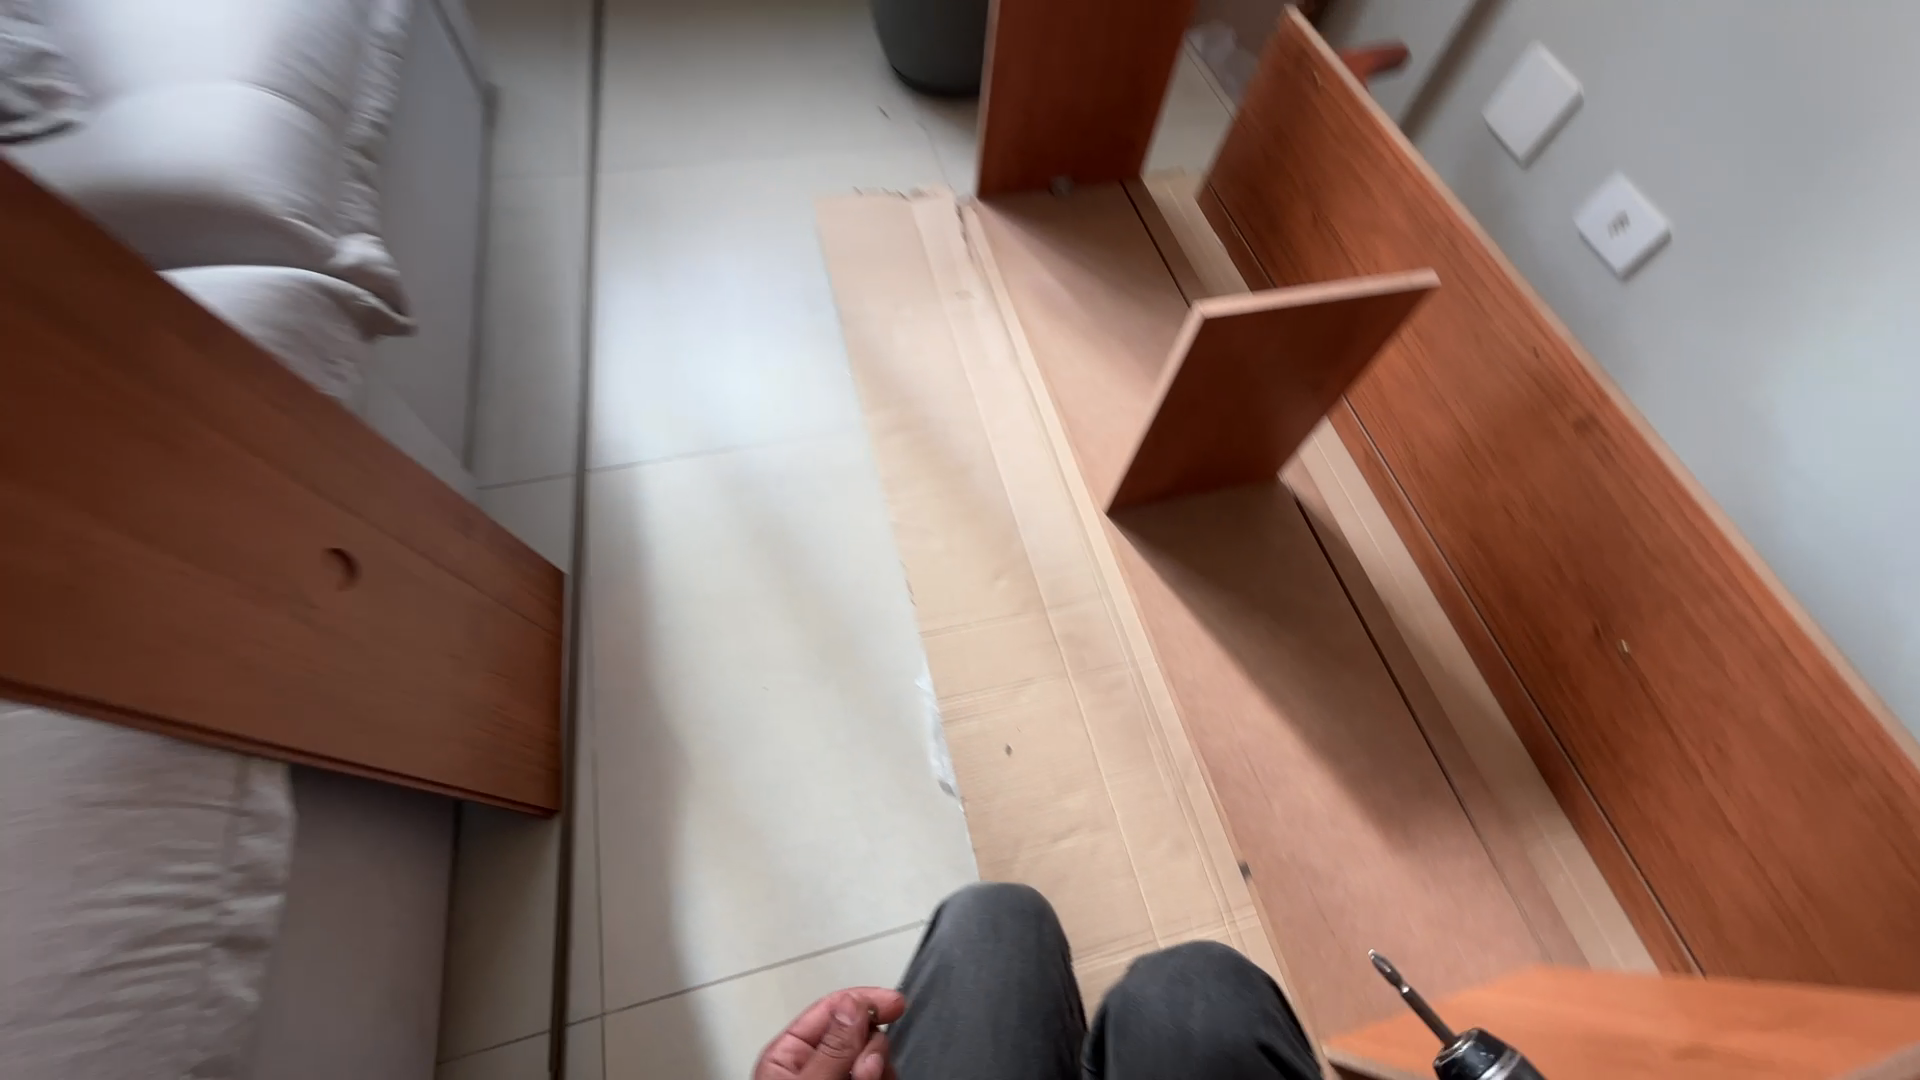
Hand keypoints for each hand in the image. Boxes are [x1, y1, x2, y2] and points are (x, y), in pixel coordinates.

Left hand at [752, 987, 906, 1079]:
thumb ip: (832, 1048)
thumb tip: (853, 1004)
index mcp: (788, 1054)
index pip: (832, 1006)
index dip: (865, 999)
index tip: (895, 1003)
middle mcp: (812, 1065)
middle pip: (857, 1030)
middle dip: (870, 1046)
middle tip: (868, 1072)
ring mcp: (834, 1078)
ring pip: (871, 1053)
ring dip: (878, 1065)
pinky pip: (878, 1074)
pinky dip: (883, 1077)